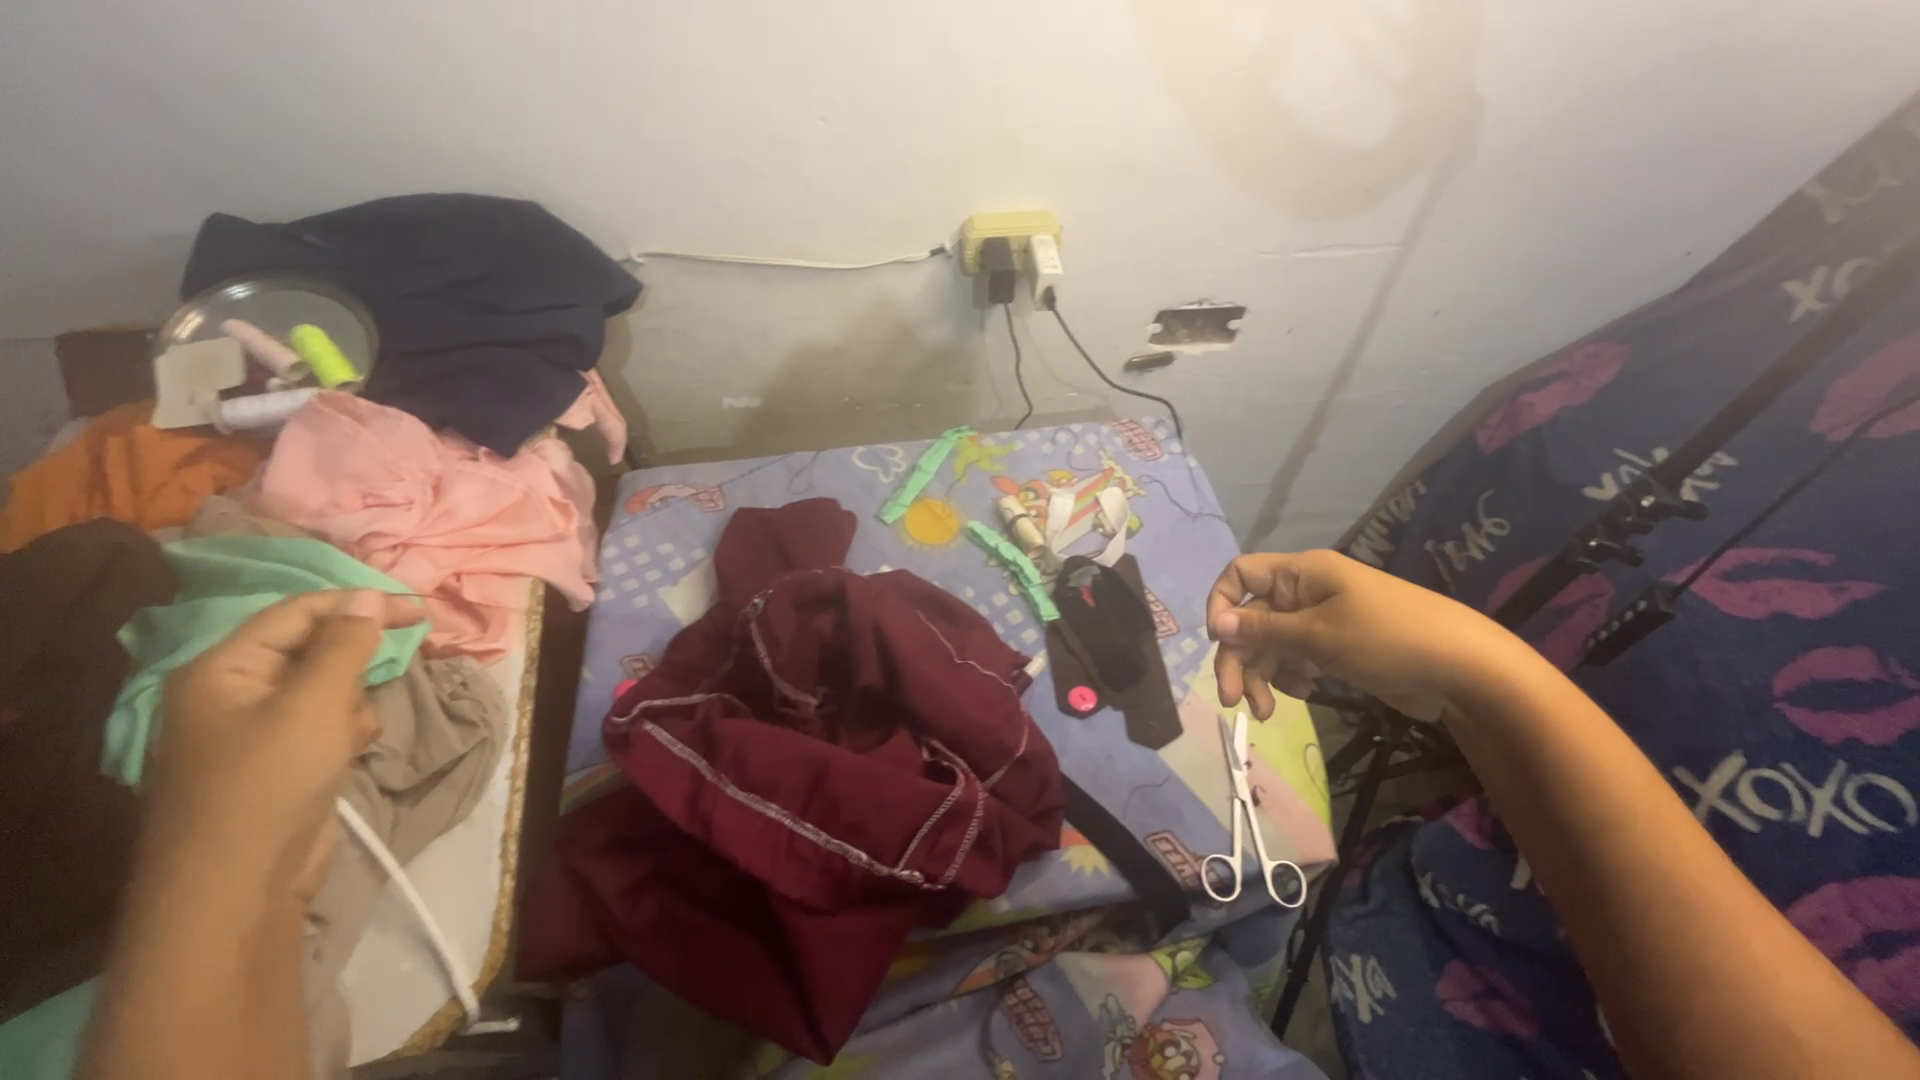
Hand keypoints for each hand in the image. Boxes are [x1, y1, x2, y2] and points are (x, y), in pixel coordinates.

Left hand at [143, 590, 424, 900]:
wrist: (236, 888)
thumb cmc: (268, 784)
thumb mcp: (313, 706)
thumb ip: (345, 646)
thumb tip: (368, 595)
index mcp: (223, 669)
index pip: (299, 613)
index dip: (360, 603)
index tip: (421, 610)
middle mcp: (233, 692)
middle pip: (313, 648)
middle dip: (358, 658)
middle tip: (407, 658)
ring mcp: (255, 730)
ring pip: (328, 687)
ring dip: (354, 700)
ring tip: (353, 732)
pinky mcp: (280, 761)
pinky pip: (325, 723)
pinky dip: (347, 729)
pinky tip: (350, 752)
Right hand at [1206, 550, 1531, 720]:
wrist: (1464, 671)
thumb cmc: (1389, 639)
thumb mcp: (1320, 634)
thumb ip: (1264, 629)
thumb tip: (1217, 623)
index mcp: (1301, 573)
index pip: (1240, 575)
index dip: (1222, 603)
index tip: (1221, 640)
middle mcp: (1305, 593)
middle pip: (1251, 619)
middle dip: (1238, 657)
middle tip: (1232, 699)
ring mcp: (1320, 622)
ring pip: (1269, 645)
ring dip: (1260, 675)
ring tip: (1266, 711)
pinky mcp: (1334, 649)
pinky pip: (1293, 659)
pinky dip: (1288, 678)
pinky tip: (1303, 695)